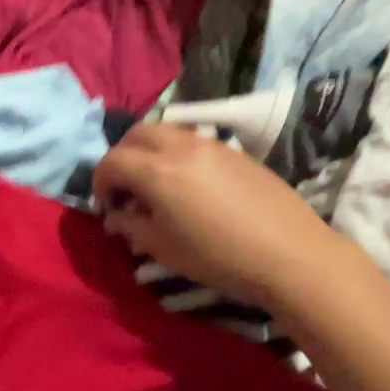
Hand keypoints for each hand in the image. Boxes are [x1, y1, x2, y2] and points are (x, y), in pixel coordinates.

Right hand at [92, 123, 355, 309]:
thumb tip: (117, 215)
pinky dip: (176, 156)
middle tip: (125, 189)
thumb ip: (131, 225)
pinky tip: (188, 188)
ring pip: (167, 132)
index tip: (107, 207)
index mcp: (156, 171)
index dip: (100, 183)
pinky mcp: (236, 152)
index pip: (112, 161)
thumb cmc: (216, 257)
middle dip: (122, 157)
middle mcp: (181, 147)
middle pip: (137, 134)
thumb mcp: (162, 248)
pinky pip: (193, 143)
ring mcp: (212, 145)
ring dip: (150, 153)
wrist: (289, 255)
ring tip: (155, 187)